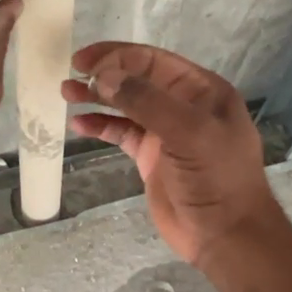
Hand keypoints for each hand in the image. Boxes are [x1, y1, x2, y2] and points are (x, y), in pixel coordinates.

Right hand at [62, 43, 286, 265]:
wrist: (226, 234)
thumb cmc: (216, 178)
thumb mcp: (187, 132)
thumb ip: (146, 101)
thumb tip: (104, 77)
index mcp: (202, 90)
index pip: (153, 61)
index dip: (117, 56)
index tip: (83, 62)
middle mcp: (185, 105)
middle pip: (138, 79)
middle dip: (104, 75)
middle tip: (70, 76)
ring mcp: (168, 132)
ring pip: (127, 106)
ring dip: (98, 99)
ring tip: (65, 94)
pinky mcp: (152, 157)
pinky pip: (123, 134)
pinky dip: (102, 127)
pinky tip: (79, 125)